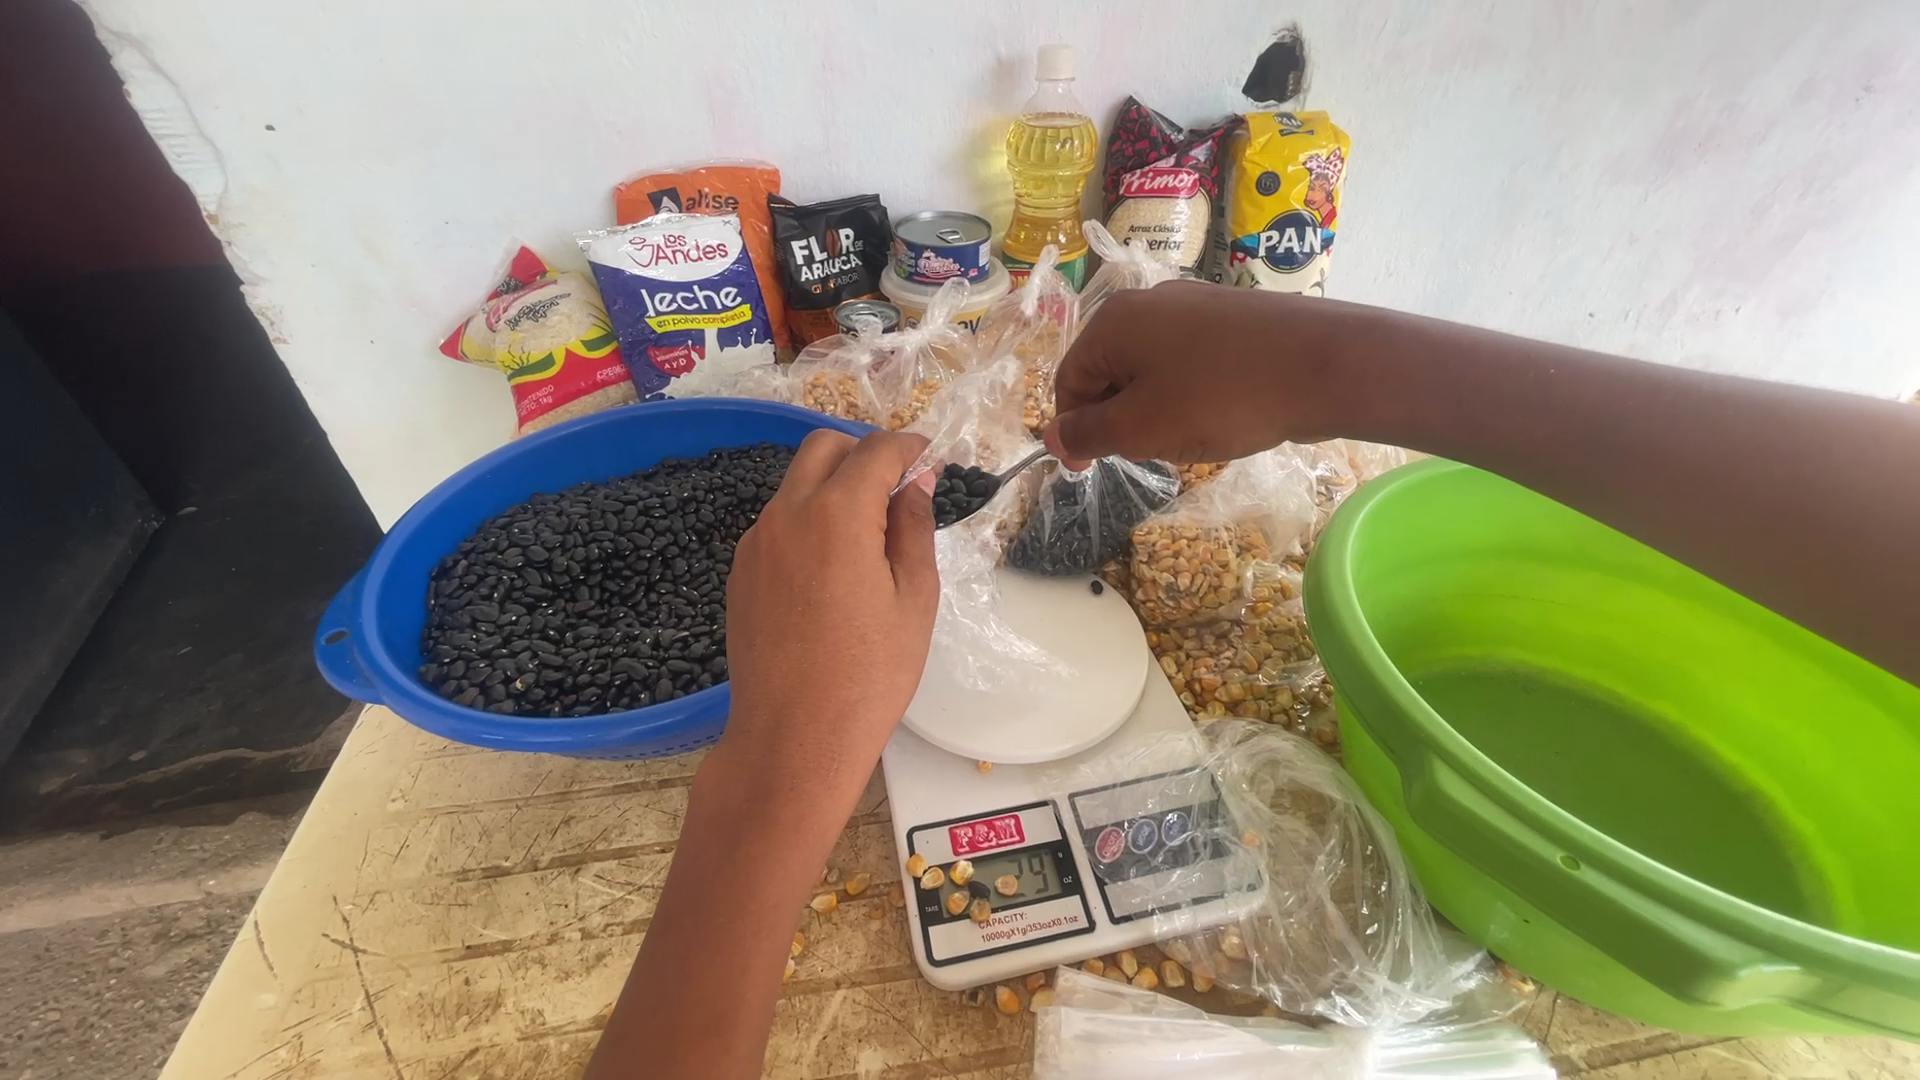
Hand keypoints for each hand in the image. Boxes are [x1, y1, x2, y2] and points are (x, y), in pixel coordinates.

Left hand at [721, 430, 938, 793]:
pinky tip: (829, 568)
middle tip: (896, 489)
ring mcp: (755, 542)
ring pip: (795, 484)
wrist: (792, 739)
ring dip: (832, 486)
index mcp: (837, 514)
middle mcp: (787, 513)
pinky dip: (807, 518)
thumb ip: (914, 528)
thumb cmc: (870, 675)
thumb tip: (916, 481)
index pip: (874, 451)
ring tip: (867, 535)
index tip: (927, 459)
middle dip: (863, 453)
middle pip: (822, 448)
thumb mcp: (915, 599)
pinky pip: (777, 522)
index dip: (907, 448)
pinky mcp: (741, 572)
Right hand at [1043, 280, 1336, 465]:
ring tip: (1185, 437)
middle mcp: (1148, 304)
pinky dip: (1186, 396)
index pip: (1069, 381)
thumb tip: (1053, 437)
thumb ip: (1088, 434)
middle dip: (1116, 420)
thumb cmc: (1219, 398)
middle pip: (1107, 373)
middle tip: (1146, 453)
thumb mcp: (1140, 427)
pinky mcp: (1230, 321)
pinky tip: (1214, 416)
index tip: (1089, 468)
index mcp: (1114, 323)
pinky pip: (1186, 364)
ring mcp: (1193, 308)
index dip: (1073, 429)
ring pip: (1147, 372)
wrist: (1325, 365)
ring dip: (1152, 412)